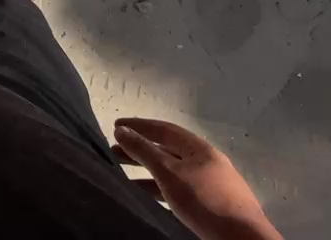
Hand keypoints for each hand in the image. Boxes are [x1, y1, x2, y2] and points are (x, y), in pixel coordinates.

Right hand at [114, 118, 282, 239]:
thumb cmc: (204, 200)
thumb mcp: (168, 172)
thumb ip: (143, 150)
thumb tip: (121, 130)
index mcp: (199, 149)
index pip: (164, 129)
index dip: (138, 126)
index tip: (115, 126)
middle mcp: (208, 162)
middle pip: (168, 149)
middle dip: (140, 149)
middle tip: (115, 150)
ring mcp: (214, 184)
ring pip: (174, 170)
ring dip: (148, 169)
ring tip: (125, 172)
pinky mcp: (215, 205)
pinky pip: (181, 187)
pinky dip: (161, 186)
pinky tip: (147, 193)